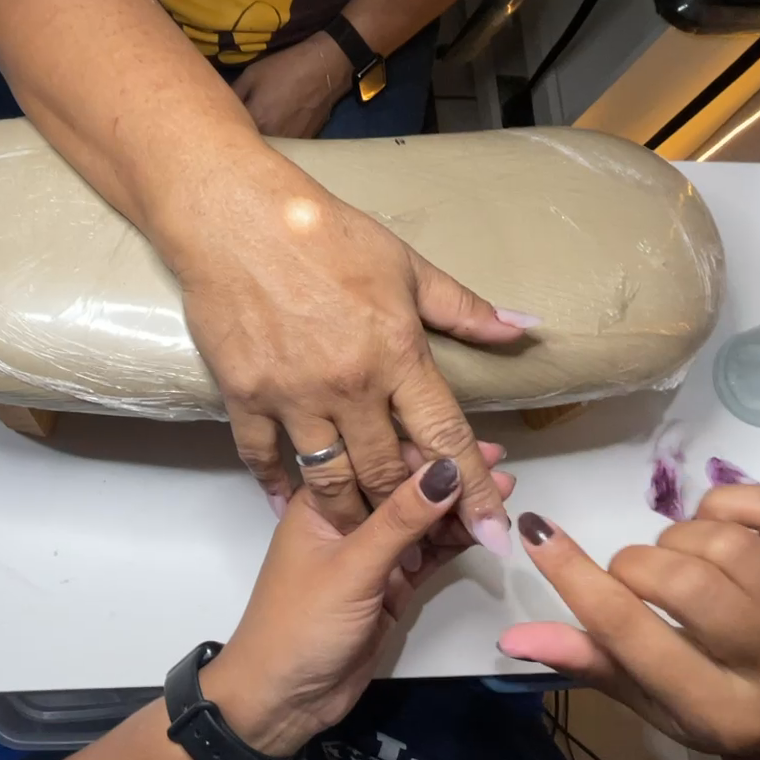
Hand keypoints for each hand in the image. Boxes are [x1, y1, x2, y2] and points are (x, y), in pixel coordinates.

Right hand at [162, 165, 532, 551]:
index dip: (474, 491)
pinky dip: (273, 486)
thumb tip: (522, 328)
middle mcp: (349, 386)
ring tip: (359, 533)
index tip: (493, 535)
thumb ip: (463, 308)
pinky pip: (261, 456)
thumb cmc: (324, 235)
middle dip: (409, 513)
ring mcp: (294, 396)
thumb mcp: (405, 264)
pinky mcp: (246, 396)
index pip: (446, 437)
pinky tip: (284, 504)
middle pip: (388, 471)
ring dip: (348, 513)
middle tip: (419, 539)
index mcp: (396, 353)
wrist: (236, 220)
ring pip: (328, 478)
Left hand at [201, 445, 516, 756]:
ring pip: (421, 523)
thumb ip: (401, 519)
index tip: (469, 444)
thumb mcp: (353, 567)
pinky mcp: (389, 585)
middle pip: (404, 489)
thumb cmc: (303, 623)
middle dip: (449, 479)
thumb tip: (449, 466)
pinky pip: (427, 555)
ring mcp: (370, 554)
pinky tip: (484, 529)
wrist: (284, 699)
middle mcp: (348, 519)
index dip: (424, 452)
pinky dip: (454, 544)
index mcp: (322, 500)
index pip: (378, 462)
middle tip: (499, 467)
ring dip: (458, 511)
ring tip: (505, 495)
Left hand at [231, 33, 353, 138]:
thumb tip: (219, 107)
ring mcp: (292, 144)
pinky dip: (277, 144)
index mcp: (258, 121)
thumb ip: (232, 95)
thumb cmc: (286, 68)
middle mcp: (274, 138)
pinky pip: (284, 149)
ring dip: (260, 146)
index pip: (234, 136)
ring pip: (268, 151)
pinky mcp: (304, 144)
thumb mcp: (251, 75)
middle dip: (243, 142)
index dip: (228, 132)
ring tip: (256, 135)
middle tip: (238, 133)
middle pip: (252, 147)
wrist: (325, 68)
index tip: (222, 128)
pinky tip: (276, 133)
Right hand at [500, 485, 759, 755]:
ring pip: (726, 544)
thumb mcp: (639, 698)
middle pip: (686, 582)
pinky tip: (714, 527)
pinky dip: (728, 505)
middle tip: (630, 575)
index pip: (630, 630)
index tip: (536, 533)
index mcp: (720, 712)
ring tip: (675, 559)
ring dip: (678, 538)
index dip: (573, 575)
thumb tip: (512, 636)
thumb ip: (584, 660)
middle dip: (634, 564)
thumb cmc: (703, 710)